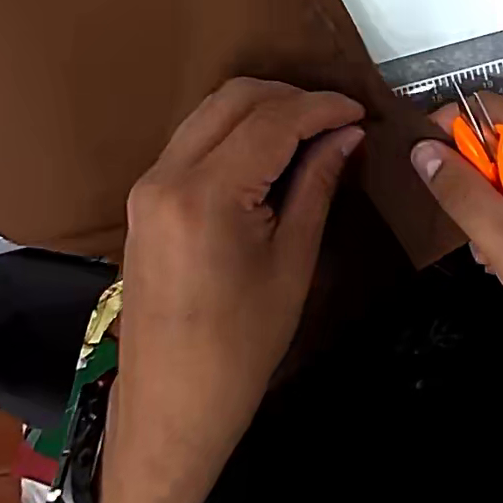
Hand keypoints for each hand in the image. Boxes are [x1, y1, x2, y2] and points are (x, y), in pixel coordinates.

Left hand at [100, 78, 364, 502]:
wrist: (169, 406)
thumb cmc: (240, 347)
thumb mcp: (293, 262)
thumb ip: (317, 184)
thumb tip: (347, 135)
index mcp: (206, 196)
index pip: (271, 120)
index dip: (321, 107)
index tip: (357, 111)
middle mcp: (167, 175)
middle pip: (234, 97)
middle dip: (291, 97)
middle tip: (334, 120)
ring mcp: (148, 183)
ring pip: (210, 109)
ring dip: (262, 107)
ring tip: (308, 130)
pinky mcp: (145, 195)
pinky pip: (194, 135)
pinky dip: (235, 128)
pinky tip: (268, 149)